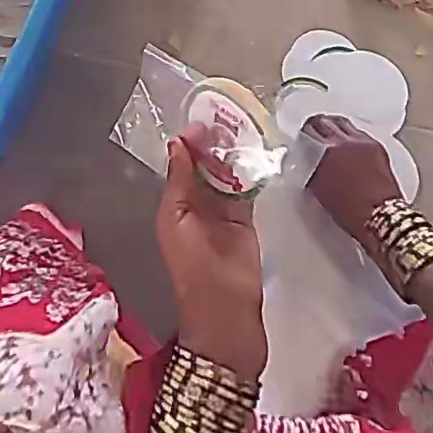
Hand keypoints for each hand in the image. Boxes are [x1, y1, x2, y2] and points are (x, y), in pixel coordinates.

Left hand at [159, 127, 266, 375]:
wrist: (226, 313)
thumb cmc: (195, 267)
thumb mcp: (178, 221)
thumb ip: (180, 181)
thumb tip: (177, 143)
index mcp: (175, 205)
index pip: (182, 165)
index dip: (190, 143)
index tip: (203, 120)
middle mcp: (198, 205)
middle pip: (206, 167)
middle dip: (213, 145)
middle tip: (228, 118)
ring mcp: (224, 212)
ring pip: (227, 175)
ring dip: (232, 155)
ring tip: (244, 128)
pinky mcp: (247, 219)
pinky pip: (246, 189)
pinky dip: (249, 172)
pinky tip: (256, 152)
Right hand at [302, 115, 401, 247]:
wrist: (379, 216)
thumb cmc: (349, 211)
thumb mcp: (321, 190)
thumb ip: (312, 170)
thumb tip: (309, 163)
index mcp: (324, 152)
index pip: (308, 131)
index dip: (304, 133)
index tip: (302, 138)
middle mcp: (342, 141)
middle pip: (325, 122)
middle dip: (318, 126)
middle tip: (314, 131)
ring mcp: (361, 141)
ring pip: (343, 123)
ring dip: (334, 126)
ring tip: (330, 133)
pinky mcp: (376, 145)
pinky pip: (358, 132)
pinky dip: (350, 134)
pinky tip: (348, 143)